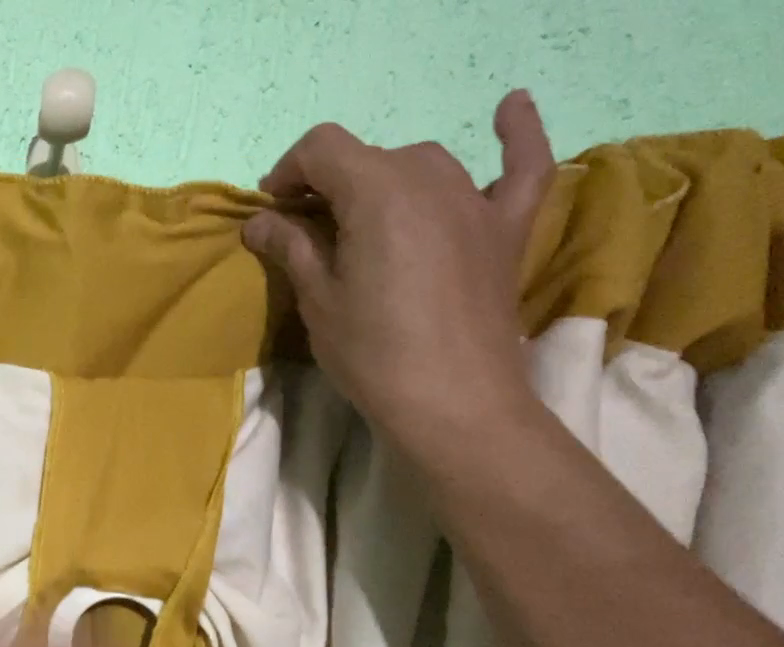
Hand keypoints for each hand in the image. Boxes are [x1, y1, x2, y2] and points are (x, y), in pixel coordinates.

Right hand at [240, 90, 557, 451]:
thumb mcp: (318, 300)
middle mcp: (431, 179)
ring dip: (384, 180)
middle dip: (329, 184)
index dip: (288, 172)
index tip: (271, 211)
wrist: (453, 402)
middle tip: (303, 231)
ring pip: (422, 163)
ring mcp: (476, 200)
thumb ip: (292, 248)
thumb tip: (261, 220)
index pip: (324, 149)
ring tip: (361, 219)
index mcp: (378, 194)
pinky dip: (517, 135)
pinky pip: (522, 166)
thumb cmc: (373, 353)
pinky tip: (509, 108)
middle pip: (370, 157)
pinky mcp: (506, 227)